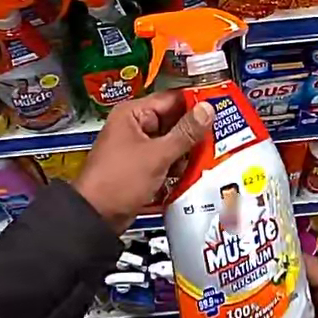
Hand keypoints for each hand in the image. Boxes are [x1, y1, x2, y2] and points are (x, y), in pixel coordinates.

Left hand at [73, 92, 212, 232]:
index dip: (196, 103)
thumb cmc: (117, 181)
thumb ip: (185, 133)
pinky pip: (167, 159)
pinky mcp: (142, 167)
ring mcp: (139, 147)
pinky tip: (195, 172)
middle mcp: (135, 126)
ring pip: (173, 142)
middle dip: (195, 131)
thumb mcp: (157, 155)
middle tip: (221, 135)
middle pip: (174, 121)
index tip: (220, 108)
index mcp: (133, 114)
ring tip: (211, 155)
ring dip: (189, 151)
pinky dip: (179, 165)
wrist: (96, 217)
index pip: (172, 99)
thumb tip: (207, 109)